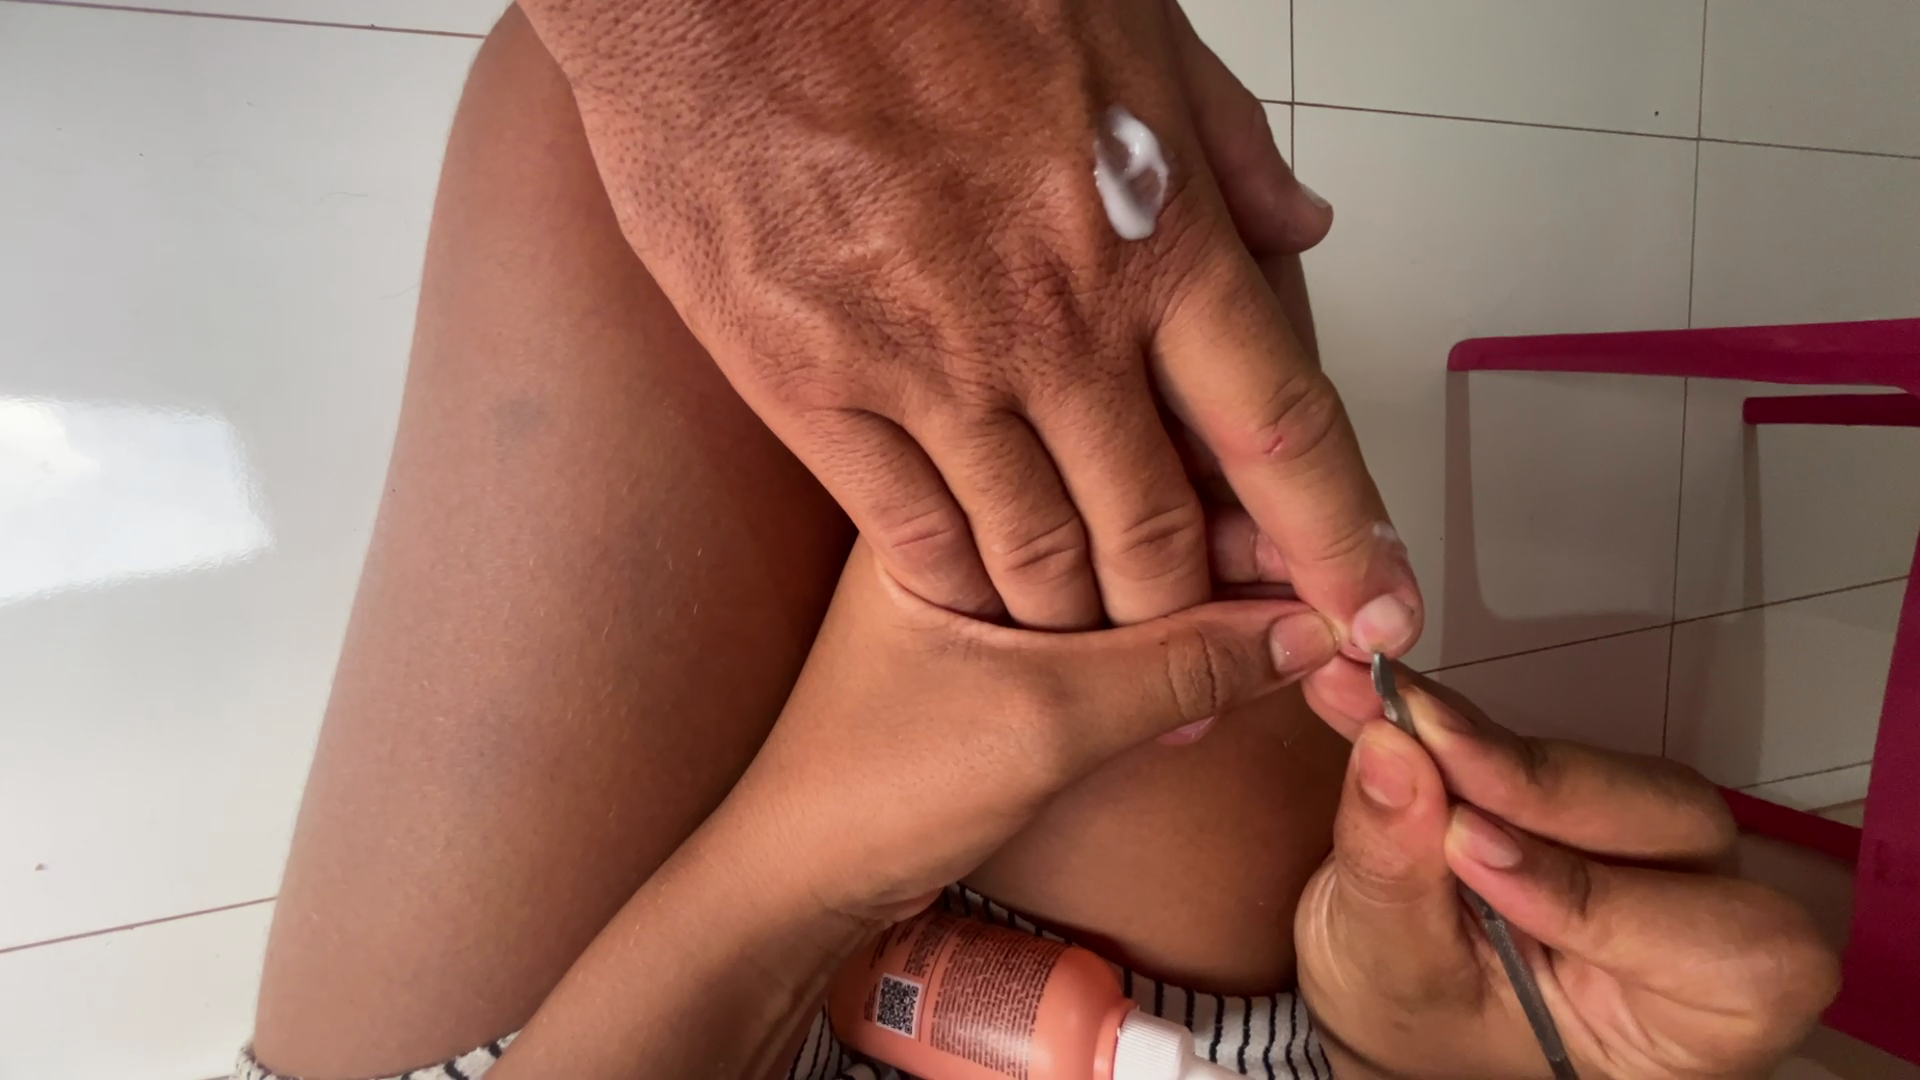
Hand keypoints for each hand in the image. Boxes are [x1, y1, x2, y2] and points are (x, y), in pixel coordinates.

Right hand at [519, 0, 1419, 655]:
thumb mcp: (1115, 27)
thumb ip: (1219, 148)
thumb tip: (1295, 236)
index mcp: (1142, 234)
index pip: (1279, 425)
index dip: (1339, 537)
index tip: (1374, 608)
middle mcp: (1049, 328)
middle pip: (1153, 527)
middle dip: (1186, 606)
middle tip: (1200, 638)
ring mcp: (928, 372)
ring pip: (1036, 555)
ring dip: (1075, 616)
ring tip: (1088, 634)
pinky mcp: (818, 396)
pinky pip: (918, 536)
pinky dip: (966, 586)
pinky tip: (982, 603)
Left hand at [717, 542, 1339, 922]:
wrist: (811, 870)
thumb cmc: (880, 783)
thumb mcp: (1044, 718)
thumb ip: (1173, 669)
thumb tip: (1295, 630)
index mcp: (950, 509)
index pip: (1101, 468)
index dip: (1211, 500)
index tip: (1303, 534)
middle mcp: (966, 529)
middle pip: (1118, 511)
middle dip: (1219, 546)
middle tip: (1310, 577)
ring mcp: (985, 585)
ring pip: (1117, 569)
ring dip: (1197, 598)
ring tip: (1281, 617)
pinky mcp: (1000, 641)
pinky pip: (1098, 621)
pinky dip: (1159, 639)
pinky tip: (1218, 652)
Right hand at [1294, 679, 1838, 1078]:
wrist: (1365, 978)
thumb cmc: (1394, 1007)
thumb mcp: (1383, 956)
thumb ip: (1393, 862)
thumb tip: (1388, 747)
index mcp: (1679, 1021)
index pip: (1727, 955)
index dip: (1603, 893)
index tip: (1466, 846)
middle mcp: (1679, 922)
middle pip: (1675, 826)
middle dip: (1535, 783)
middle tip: (1418, 739)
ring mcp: (1619, 847)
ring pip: (1600, 765)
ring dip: (1485, 739)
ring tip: (1387, 711)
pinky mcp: (1549, 791)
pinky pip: (1518, 737)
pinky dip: (1442, 712)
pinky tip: (1381, 695)